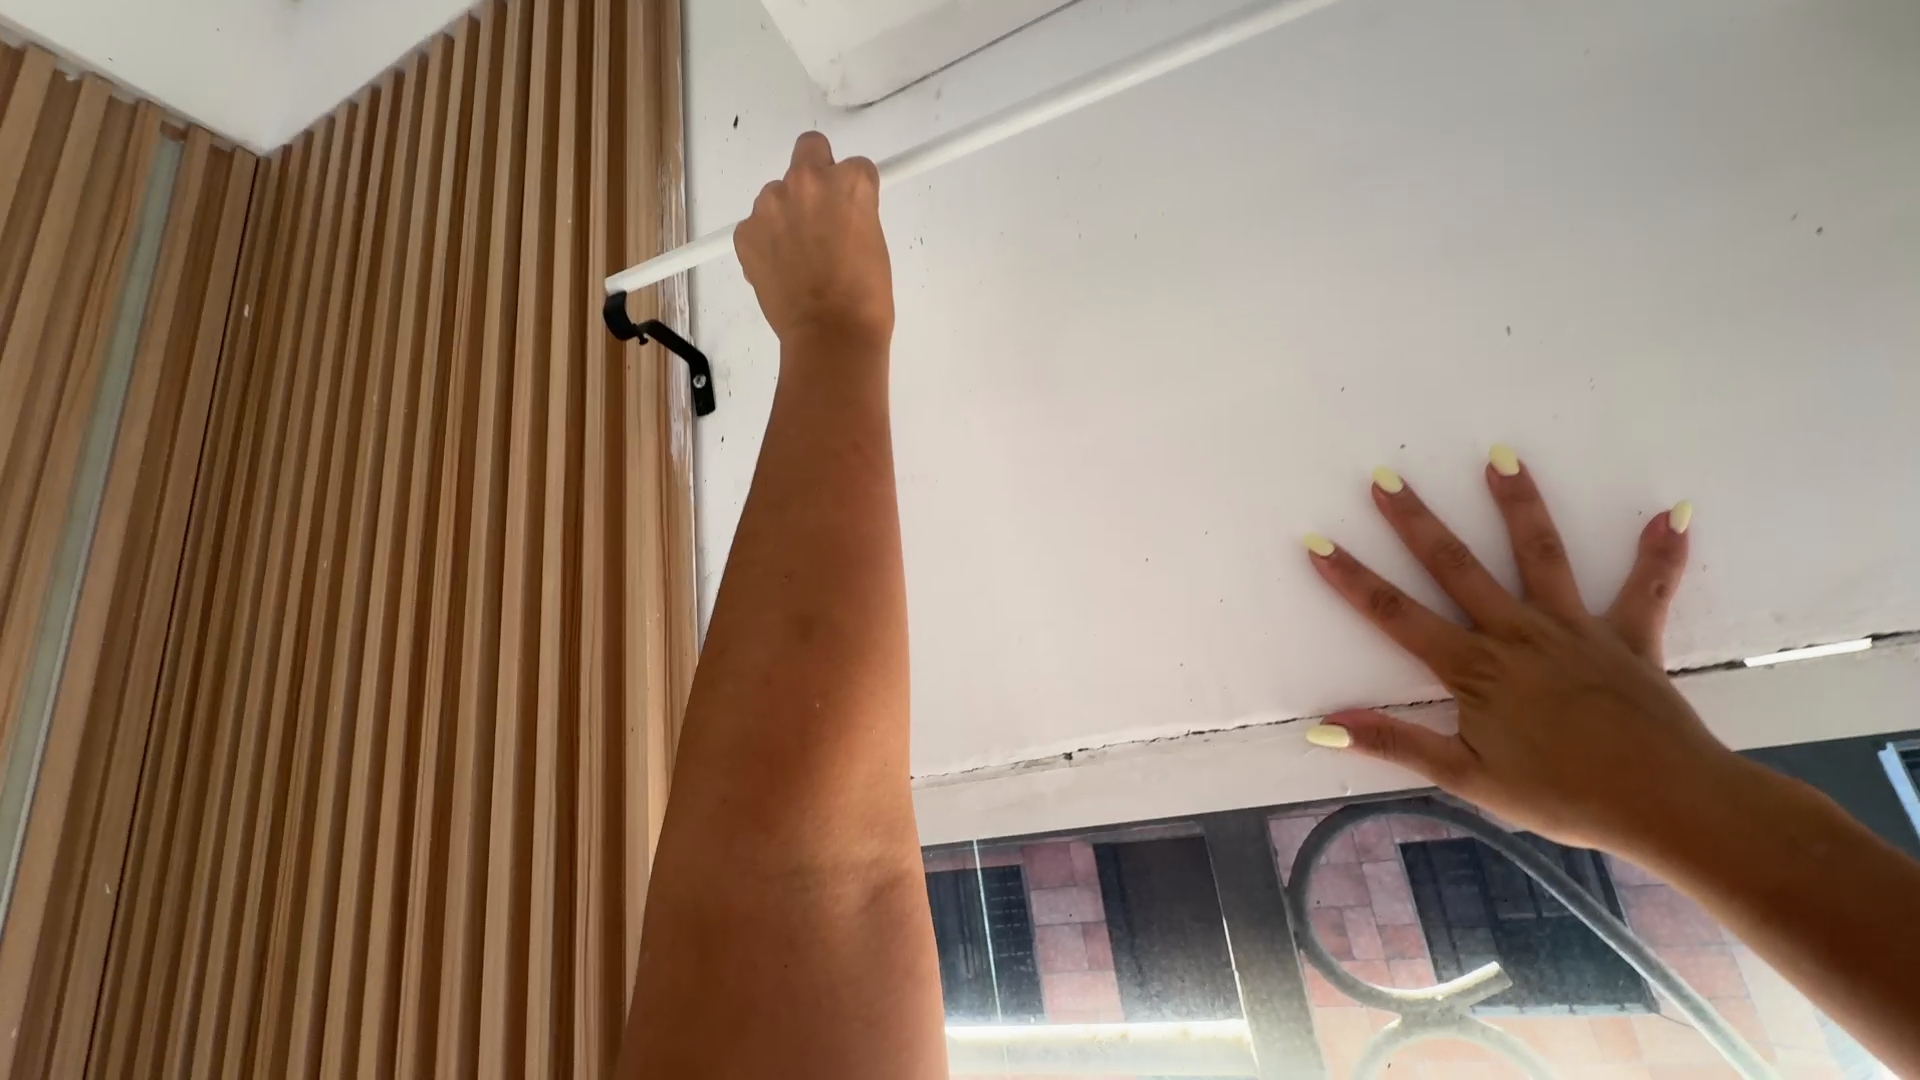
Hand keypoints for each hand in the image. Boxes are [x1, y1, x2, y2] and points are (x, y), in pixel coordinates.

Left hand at [735, 132, 892, 348]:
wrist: (832, 335)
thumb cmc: (865, 299)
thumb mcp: (874, 242)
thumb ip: (854, 212)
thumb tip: (838, 214)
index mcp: (850, 183)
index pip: (854, 165)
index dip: (853, 191)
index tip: (852, 213)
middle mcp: (807, 182)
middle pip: (809, 151)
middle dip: (816, 177)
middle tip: (822, 218)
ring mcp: (771, 205)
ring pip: (777, 193)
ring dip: (787, 214)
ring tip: (802, 258)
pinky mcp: (746, 232)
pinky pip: (755, 226)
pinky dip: (766, 243)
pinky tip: (783, 271)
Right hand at [1304, 448, 1737, 854]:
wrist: (1674, 809)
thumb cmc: (1564, 797)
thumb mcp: (1467, 778)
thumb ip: (1395, 745)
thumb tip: (1323, 729)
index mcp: (1474, 667)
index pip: (1395, 614)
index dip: (1351, 579)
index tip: (1318, 544)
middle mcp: (1517, 633)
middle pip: (1455, 567)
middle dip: (1415, 521)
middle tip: (1386, 478)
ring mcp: (1575, 630)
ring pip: (1540, 557)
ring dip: (1519, 506)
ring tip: (1501, 458)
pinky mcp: (1629, 640)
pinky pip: (1646, 592)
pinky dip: (1659, 554)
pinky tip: (1672, 513)